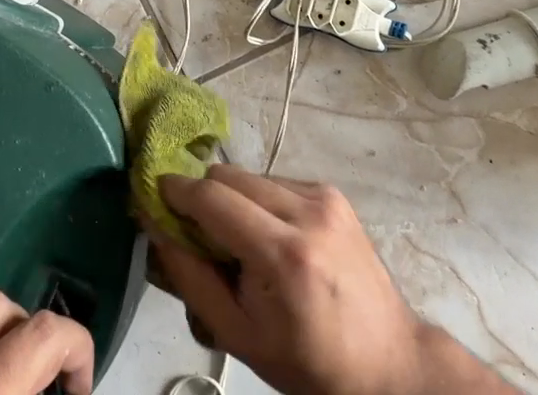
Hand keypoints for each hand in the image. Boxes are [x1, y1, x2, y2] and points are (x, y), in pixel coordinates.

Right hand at [154, 165, 511, 394]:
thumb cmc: (306, 360)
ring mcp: (325, 197)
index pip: (210, 197)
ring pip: (248, 174)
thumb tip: (153, 222)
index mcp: (283, 254)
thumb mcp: (235, 334)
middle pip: (226, 175)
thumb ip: (187, 275)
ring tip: (241, 243)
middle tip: (198, 235)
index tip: (150, 197)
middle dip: (202, 198)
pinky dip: (258, 202)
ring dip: (231, 200)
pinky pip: (273, 181)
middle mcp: (308, 212)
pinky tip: (271, 238)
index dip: (173, 192)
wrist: (387, 362)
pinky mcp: (333, 194)